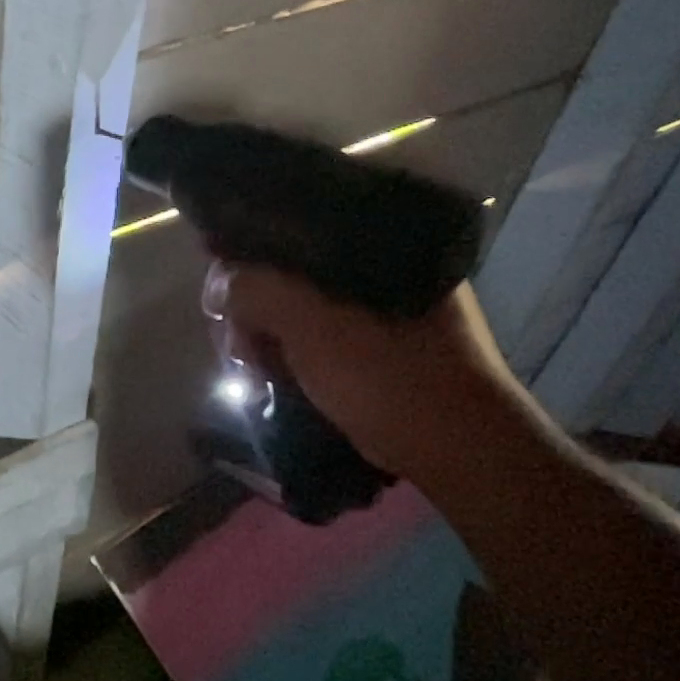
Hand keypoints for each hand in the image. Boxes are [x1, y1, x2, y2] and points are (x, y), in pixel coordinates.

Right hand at [206, 263, 530, 476]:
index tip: (223, 284)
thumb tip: (222, 285)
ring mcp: (386, 312)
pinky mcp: (381, 349)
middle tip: (236, 340)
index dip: (251, 249)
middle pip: (295, 270)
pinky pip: (319, 336)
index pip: (298, 228)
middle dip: (255, 303)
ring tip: (251, 365)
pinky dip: (291, 351)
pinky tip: (272, 373)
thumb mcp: (311, 324)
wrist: (457, 452)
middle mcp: (387, 271)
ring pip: (303, 306)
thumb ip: (258, 291)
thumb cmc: (388, 376)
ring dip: (268, 332)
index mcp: (381, 249)